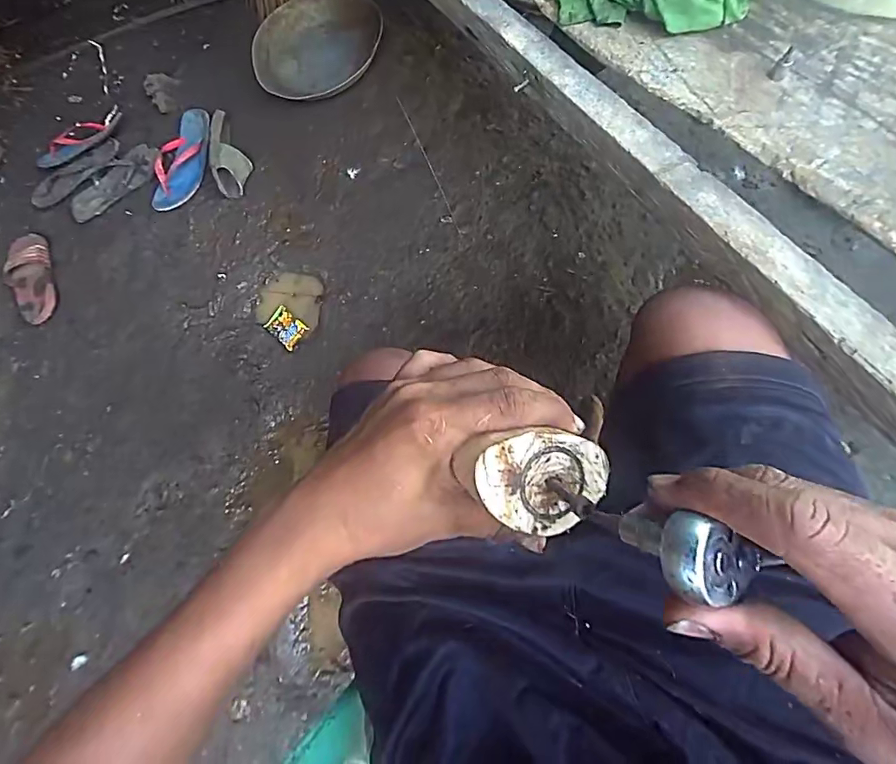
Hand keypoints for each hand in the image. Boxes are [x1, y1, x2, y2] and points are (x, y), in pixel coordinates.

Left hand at [285, 351, 581, 570]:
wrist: (323, 510)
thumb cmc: (381, 519)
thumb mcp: (444, 520)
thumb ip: (495, 518)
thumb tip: (540, 531)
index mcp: (436, 421)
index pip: (506, 401)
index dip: (547, 409)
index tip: (572, 426)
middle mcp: (422, 390)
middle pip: (493, 377)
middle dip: (533, 394)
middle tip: (558, 419)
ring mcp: (403, 384)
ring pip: (467, 366)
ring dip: (502, 380)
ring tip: (525, 405)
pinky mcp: (391, 388)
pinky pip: (435, 364)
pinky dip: (462, 370)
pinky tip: (472, 385)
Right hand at [649, 466, 895, 763]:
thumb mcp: (882, 741)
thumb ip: (784, 661)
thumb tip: (681, 610)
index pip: (809, 528)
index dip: (724, 499)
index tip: (661, 497)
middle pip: (807, 499)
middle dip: (722, 496)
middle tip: (664, 517)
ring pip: (820, 495)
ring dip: (750, 503)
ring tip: (702, 530)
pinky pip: (843, 507)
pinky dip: (786, 513)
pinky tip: (760, 537)